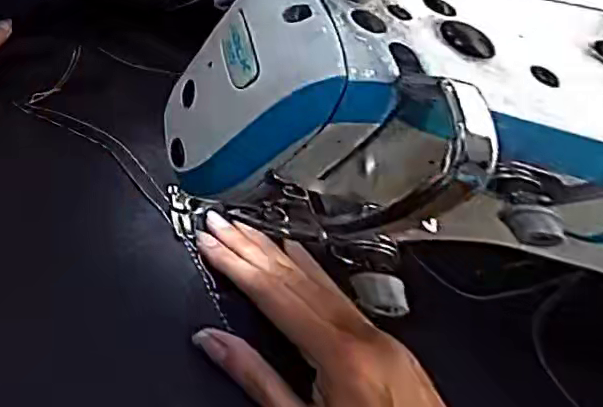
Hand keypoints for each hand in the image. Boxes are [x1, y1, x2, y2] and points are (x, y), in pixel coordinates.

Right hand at [195, 213, 444, 406]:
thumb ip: (258, 381)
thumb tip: (212, 341)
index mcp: (342, 358)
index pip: (273, 294)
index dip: (234, 263)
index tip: (208, 241)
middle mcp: (366, 338)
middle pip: (294, 277)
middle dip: (249, 246)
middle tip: (218, 222)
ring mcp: (384, 341)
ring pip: (318, 281)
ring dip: (275, 251)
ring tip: (244, 229)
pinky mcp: (395, 350)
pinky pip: (341, 295)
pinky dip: (311, 270)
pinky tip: (296, 253)